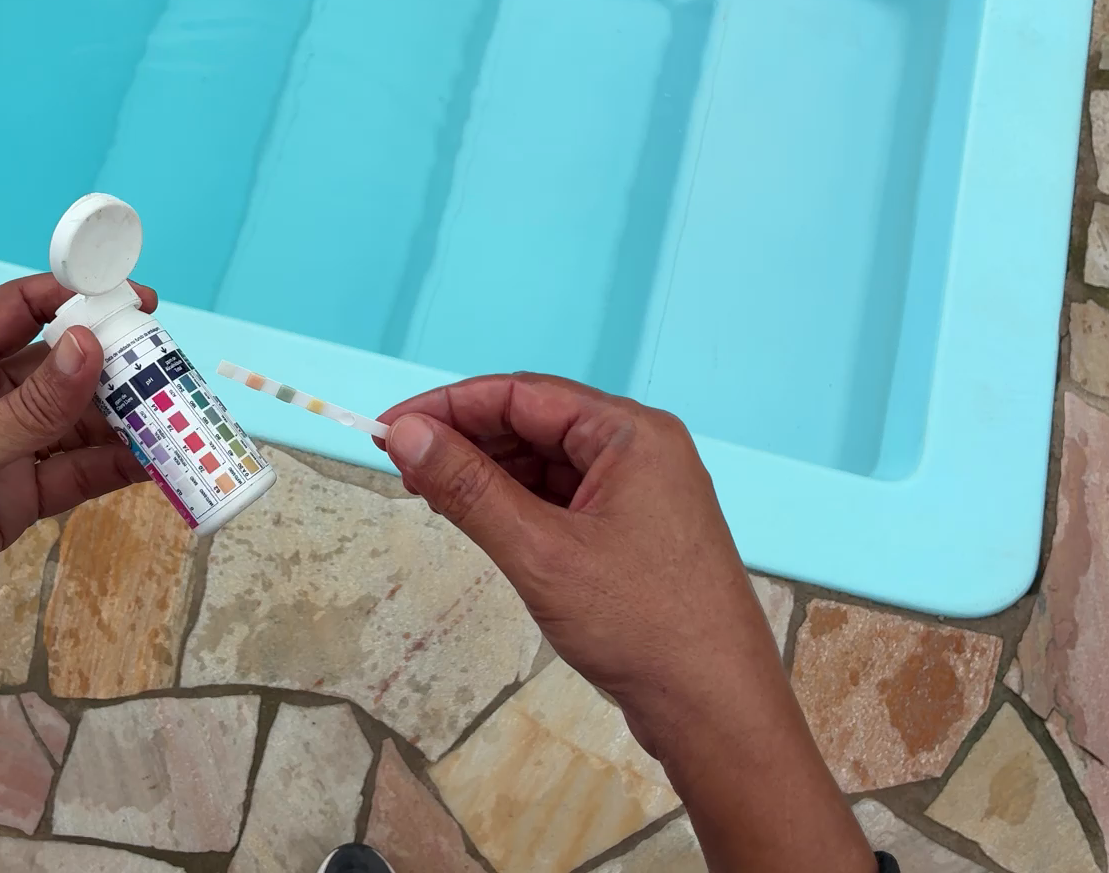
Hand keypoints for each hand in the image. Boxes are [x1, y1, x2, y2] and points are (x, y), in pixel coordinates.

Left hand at [0, 274, 151, 697]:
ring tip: (174, 416)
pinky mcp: (19, 494)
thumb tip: (91, 345)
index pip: (16, 311)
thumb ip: (27, 409)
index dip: (74, 296)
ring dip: (121, 419)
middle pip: (60, 366)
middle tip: (169, 363)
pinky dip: (114, 466)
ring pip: (76, 420)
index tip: (133, 298)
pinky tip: (153, 463)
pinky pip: (77, 470)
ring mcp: (4, 449)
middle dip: (113, 363)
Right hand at [379, 374, 873, 872]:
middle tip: (402, 465)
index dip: (449, 406)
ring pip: (544, 460)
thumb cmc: (638, 624)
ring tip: (429, 492)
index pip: (522, 394)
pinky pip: (560, 495)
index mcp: (629, 432)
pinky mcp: (631, 525)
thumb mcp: (540, 551)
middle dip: (465, 440)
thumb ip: (468, 486)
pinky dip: (515, 502)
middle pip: (534, 422)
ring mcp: (637, 488)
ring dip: (486, 472)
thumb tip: (404, 433)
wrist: (719, 715)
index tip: (389, 426)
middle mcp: (637, 447)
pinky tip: (478, 515)